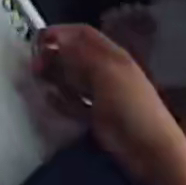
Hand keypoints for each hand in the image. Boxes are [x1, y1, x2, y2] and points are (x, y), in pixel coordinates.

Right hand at [33, 25, 185, 182]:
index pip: (83, 34)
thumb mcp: (106, 72)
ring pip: (73, 79)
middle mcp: (105, 70)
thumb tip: (56, 39)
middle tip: (34, 63)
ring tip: (37, 78)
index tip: (39, 38)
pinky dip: (61, 100)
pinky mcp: (96, 119)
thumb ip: (81, 55)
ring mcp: (101, 95)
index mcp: (111, 53)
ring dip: (55, 76)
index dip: (62, 32)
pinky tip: (49, 100)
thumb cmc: (130, 104)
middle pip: (76, 55)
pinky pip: (74, 104)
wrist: (151, 152)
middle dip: (55, 55)